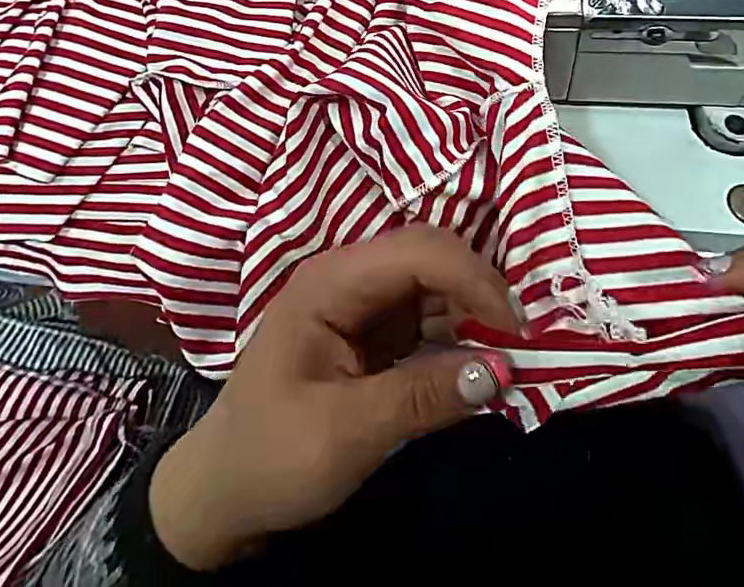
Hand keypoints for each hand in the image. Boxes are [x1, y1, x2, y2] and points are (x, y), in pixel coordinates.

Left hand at [148, 226, 517, 569]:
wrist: (224, 492)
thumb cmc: (271, 456)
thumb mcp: (345, 435)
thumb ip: (422, 397)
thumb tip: (502, 369)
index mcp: (331, 282)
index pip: (417, 251)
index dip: (473, 278)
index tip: (515, 329)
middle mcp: (350, 276)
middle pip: (431, 256)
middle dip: (479, 290)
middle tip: (519, 341)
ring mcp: (364, 300)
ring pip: (437, 282)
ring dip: (475, 311)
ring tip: (507, 354)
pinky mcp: (376, 327)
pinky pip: (431, 313)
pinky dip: (461, 332)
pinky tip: (479, 360)